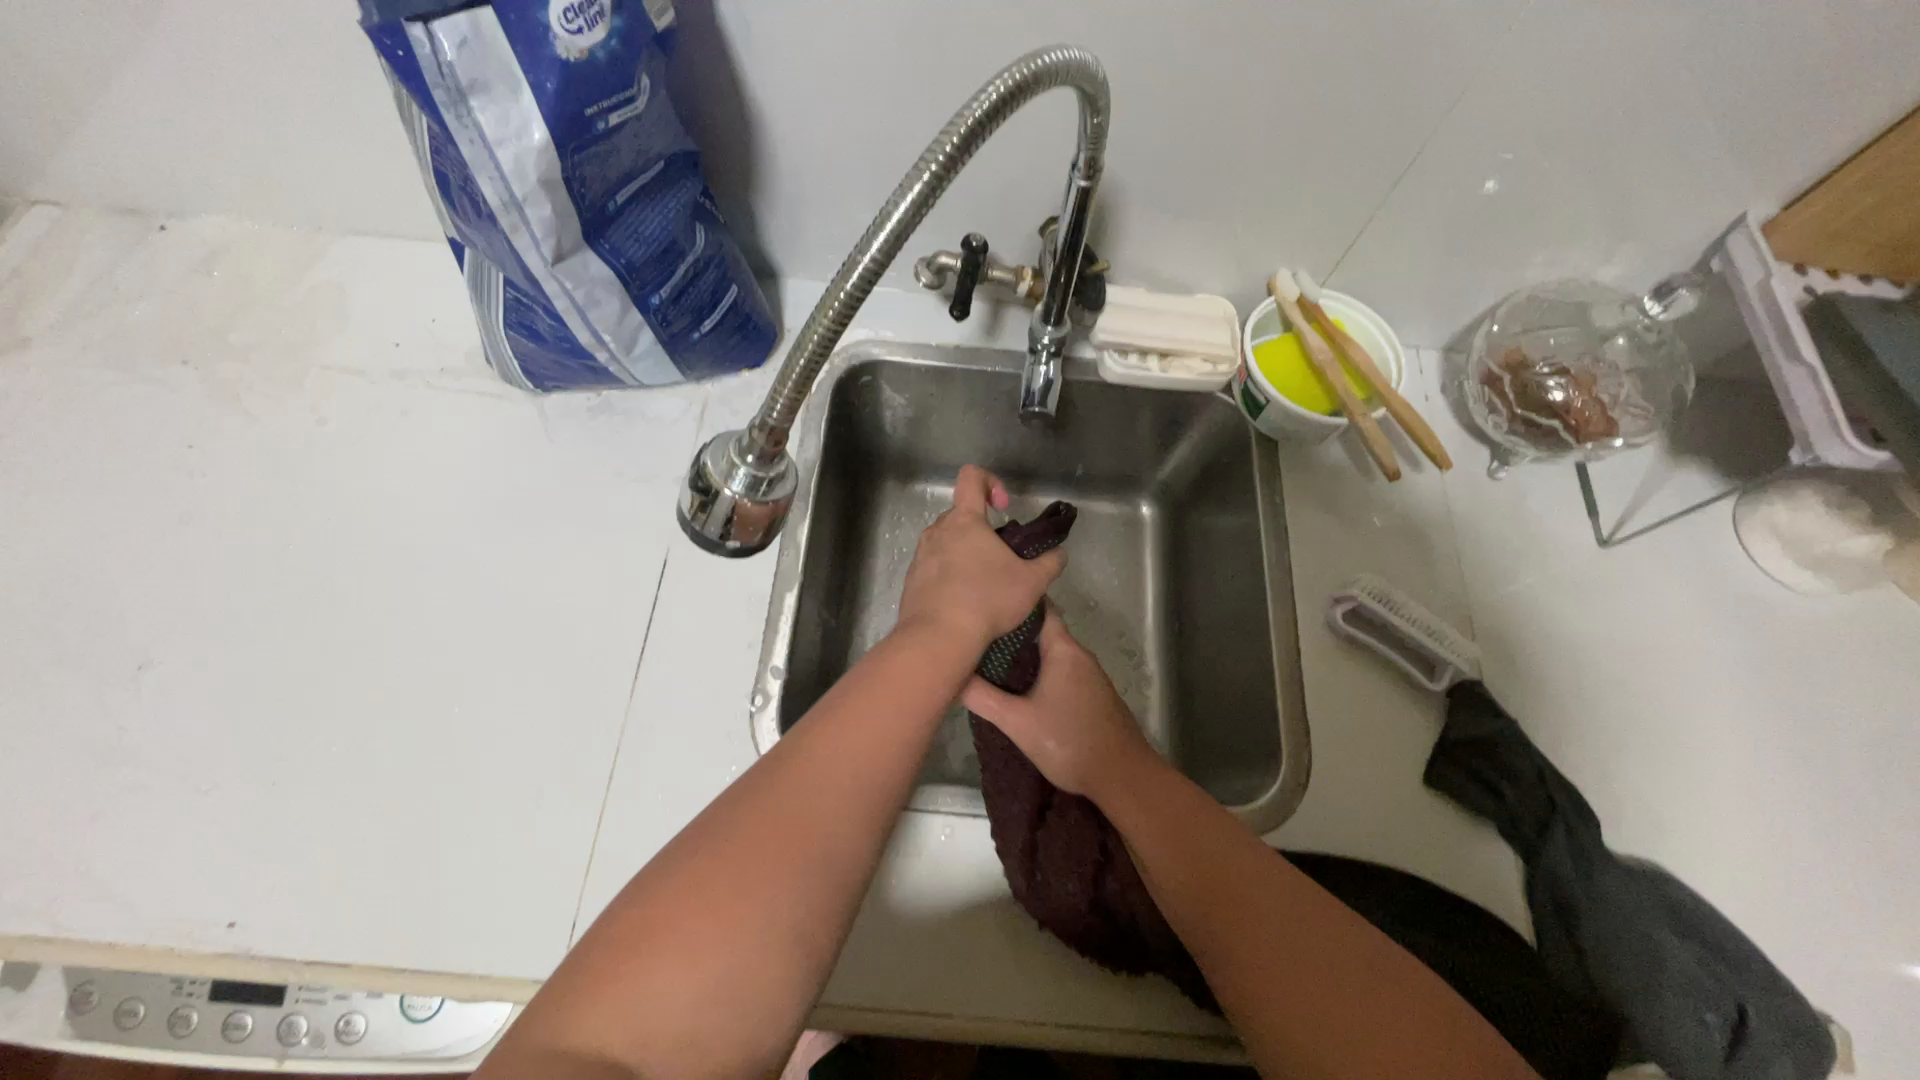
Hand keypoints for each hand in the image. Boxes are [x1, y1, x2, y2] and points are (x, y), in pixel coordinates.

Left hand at [895, 466, 1065, 652]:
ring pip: (946, 542)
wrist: (938, 637)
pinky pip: (933, 567)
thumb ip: (1050, 563)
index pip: (971, 477)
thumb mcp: (1032, 583)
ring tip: (983, 583)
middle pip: (960, 514)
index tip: (1004, 507)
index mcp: (965, 520)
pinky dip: (949, 576)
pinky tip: (964, 602)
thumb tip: (1059, 554)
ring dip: (965, 554)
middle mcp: (937, 531)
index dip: (991, 482)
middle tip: (1000, 557)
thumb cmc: (987, 600)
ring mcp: (920, 555)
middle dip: (981, 529)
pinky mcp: (912, 580)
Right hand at [961, 608, 1161, 798]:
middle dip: (1012, 633)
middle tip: (977, 636)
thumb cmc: (1069, 742)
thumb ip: (983, 698)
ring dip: (1025, 656)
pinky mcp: (1092, 695)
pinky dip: (1040, 673)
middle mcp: (1079, 655)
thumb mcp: (1017, 722)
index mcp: (1064, 650)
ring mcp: (1090, 675)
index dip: (1014, 604)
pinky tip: (1020, 688)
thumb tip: (953, 676)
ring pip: (1052, 654)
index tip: (986, 605)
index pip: (1040, 609)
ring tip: (990, 661)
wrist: (1122, 776)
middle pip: (1043, 632)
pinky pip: (1061, 672)